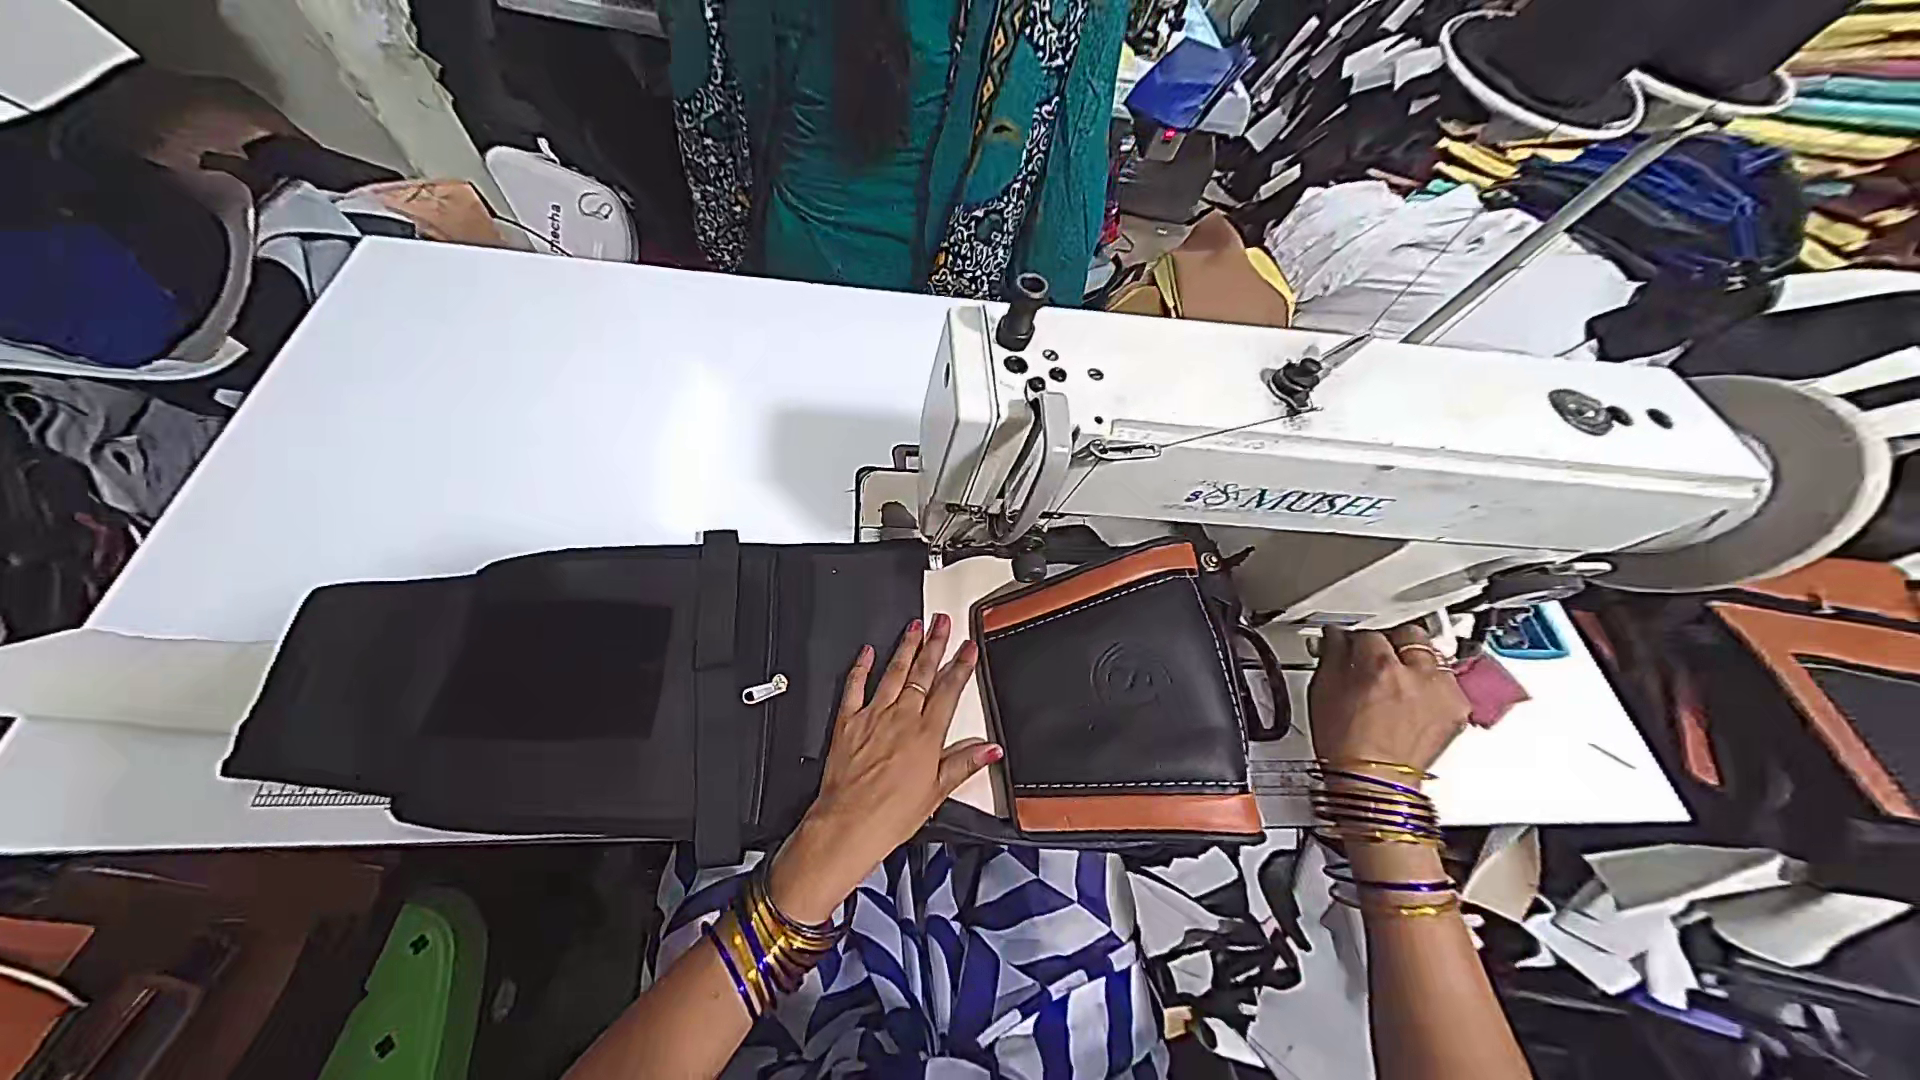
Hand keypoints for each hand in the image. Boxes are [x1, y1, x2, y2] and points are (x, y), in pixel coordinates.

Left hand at [766, 614, 997, 922]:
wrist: (847, 826)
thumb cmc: (890, 815)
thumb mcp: (937, 793)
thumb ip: (964, 764)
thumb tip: (990, 750)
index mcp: (925, 735)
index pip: (949, 690)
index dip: (961, 665)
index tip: (968, 647)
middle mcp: (900, 719)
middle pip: (923, 673)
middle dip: (936, 643)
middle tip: (943, 622)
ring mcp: (873, 716)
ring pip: (894, 672)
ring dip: (906, 646)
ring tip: (915, 626)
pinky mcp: (848, 722)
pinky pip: (855, 687)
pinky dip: (861, 667)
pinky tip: (867, 651)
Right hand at [1307, 623, 1469, 788]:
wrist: (1373, 779)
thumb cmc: (1345, 742)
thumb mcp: (1323, 690)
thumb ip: (1332, 654)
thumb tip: (1336, 637)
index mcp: (1379, 667)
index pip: (1368, 633)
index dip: (1354, 638)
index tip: (1349, 644)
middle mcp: (1418, 676)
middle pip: (1410, 634)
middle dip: (1391, 640)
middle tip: (1376, 654)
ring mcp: (1443, 694)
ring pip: (1433, 656)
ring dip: (1415, 661)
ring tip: (1397, 677)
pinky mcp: (1458, 710)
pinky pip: (1447, 681)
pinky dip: (1431, 683)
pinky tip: (1412, 695)